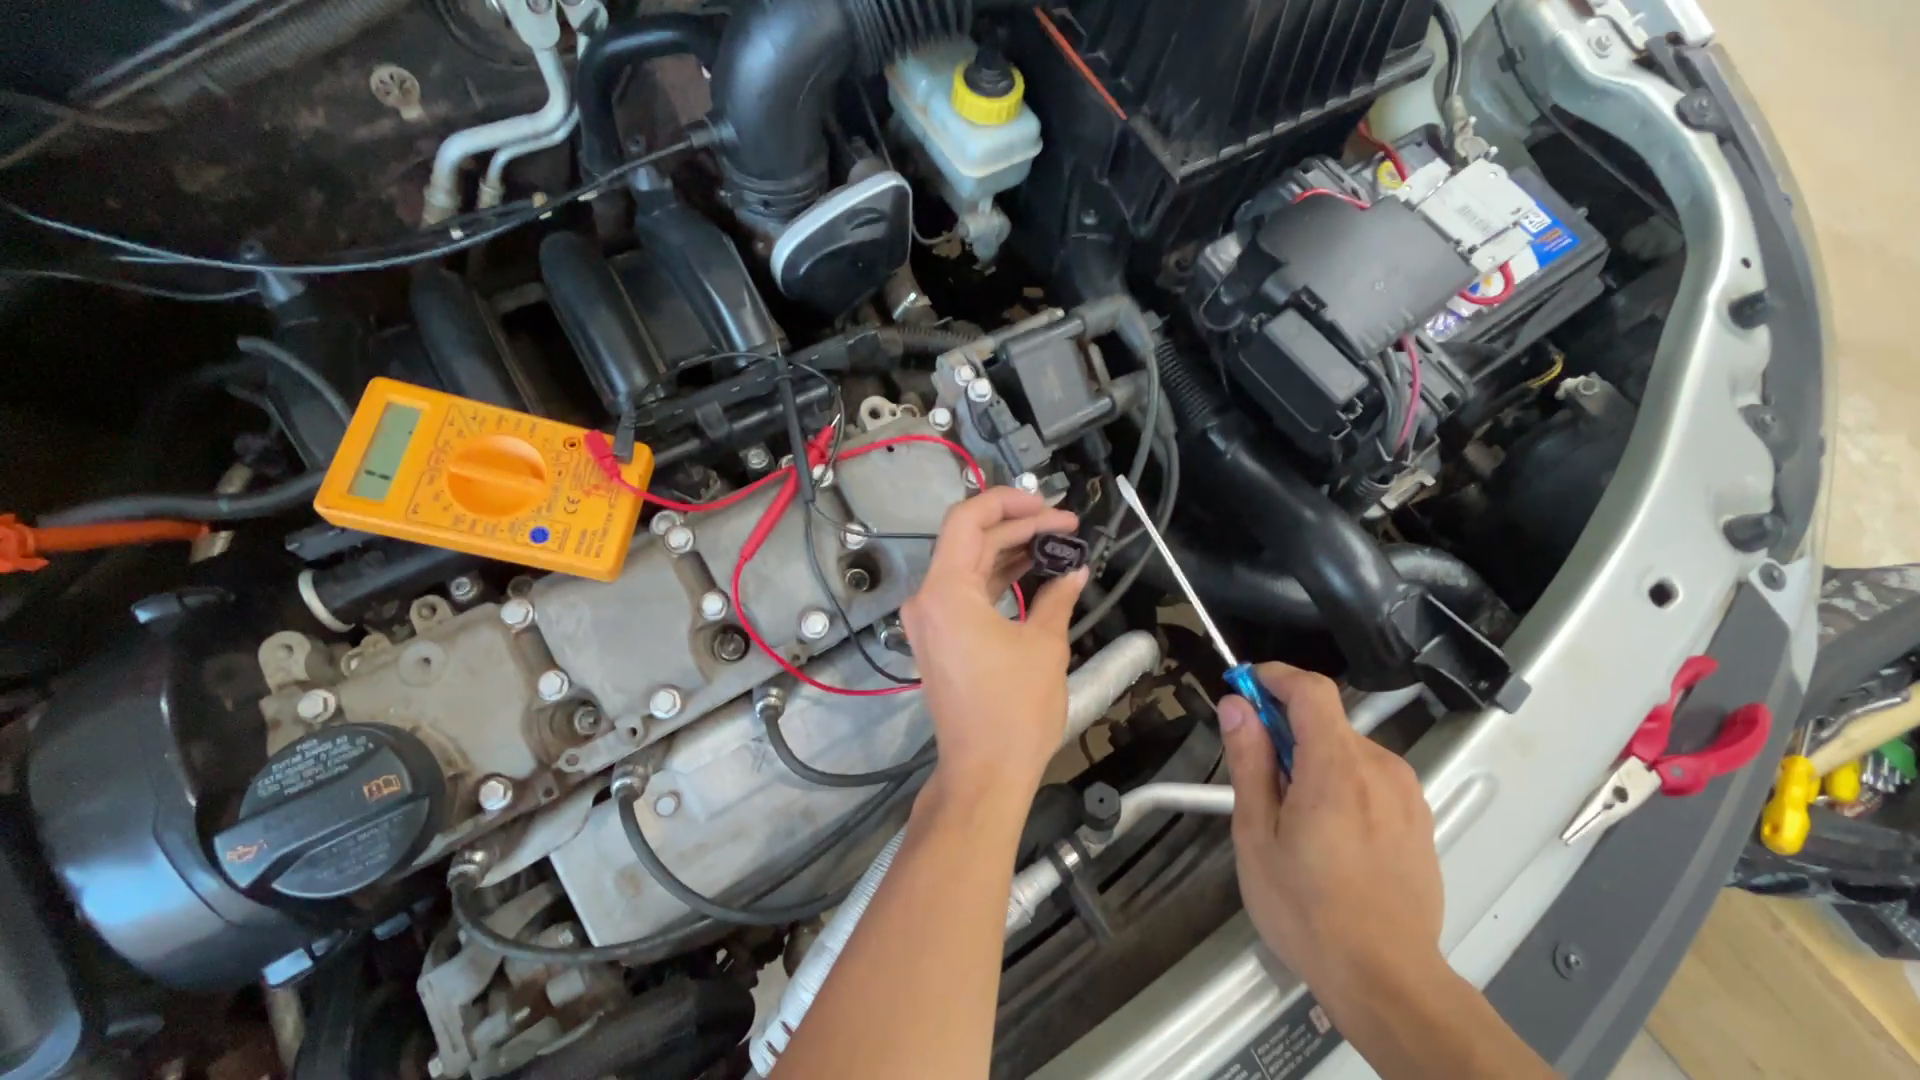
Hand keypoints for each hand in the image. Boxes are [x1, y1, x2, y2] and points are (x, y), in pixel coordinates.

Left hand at [900, 488, 1087, 798]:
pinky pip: (966, 593)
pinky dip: (997, 579)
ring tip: (1057, 543)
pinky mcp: (939, 638)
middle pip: (969, 541)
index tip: (1047, 504)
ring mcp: (929, 620)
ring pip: (968, 566)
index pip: (966, 520)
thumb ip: (1057, 597)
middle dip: (1018, 528)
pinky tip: (1034, 572)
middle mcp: (927, 599)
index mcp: (945, 592)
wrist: (984, 771)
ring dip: (1009, 552)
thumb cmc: (1014, 710)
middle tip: (1066, 525)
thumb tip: (1074, 571)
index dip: (1007, 502)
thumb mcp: (1044, 645)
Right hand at [1219, 663, 1444, 1012]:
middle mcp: (1380, 769)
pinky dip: (1341, 785)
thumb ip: (1248, 762)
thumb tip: (1237, 707)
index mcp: (1336, 767)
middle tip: (1255, 776)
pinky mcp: (1418, 819)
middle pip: (1327, 722)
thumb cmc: (1308, 910)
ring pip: (1348, 752)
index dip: (1274, 677)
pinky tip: (1328, 837)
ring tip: (1290, 819)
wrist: (1386, 978)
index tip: (1244, 686)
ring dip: (1313, 762)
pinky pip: (1371, 781)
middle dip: (1286, 733)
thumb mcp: (1257, 835)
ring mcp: (1406, 795)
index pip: (1311, 690)